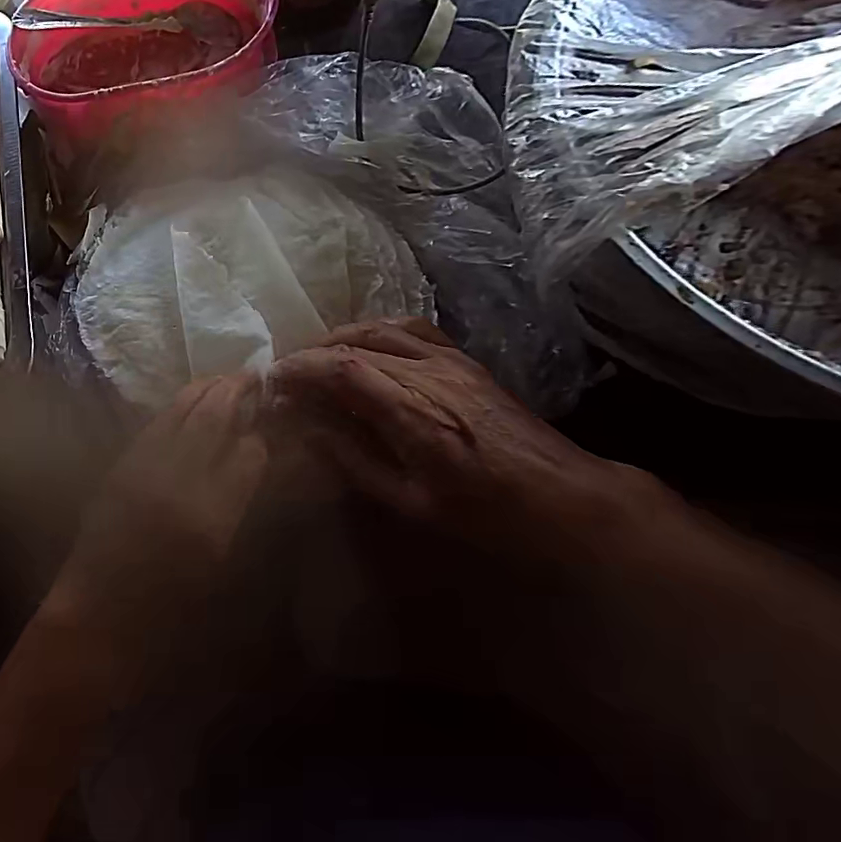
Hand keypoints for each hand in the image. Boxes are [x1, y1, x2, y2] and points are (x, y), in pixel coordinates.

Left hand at [42, 374, 267, 656]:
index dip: (265, 432)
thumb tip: (259, 464)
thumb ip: (242, 510)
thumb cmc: (171, 613)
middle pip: (211, 419)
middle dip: (235, 392)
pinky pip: (150, 428)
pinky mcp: (117, 469)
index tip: (277, 415)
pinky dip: (172, 409)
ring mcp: (141, 469)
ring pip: (177, 414)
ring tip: (224, 378)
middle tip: (254, 375)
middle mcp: (175, 481)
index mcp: (211, 515)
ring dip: (202, 390)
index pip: (248, 454)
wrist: (99, 617)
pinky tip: (185, 402)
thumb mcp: (221, 565)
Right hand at [266, 319, 673, 563]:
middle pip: (352, 344)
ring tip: (313, 362)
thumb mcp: (409, 502)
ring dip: (335, 339)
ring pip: (376, 328)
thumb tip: (303, 427)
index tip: (271, 382)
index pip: (341, 368)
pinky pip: (408, 327)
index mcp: (416, 414)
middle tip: (284, 379)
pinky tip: (359, 348)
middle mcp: (431, 375)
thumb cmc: (486, 514)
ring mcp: (450, 362)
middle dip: (308, 356)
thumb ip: (350, 459)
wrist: (569, 501)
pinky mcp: (464, 360)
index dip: (299, 368)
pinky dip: (372, 330)